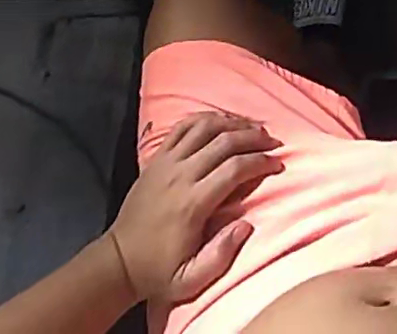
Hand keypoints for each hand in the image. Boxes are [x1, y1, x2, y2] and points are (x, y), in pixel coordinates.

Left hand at [106, 113, 281, 302]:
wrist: (120, 259)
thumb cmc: (159, 271)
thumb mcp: (191, 279)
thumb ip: (222, 254)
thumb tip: (247, 223)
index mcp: (193, 203)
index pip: (234, 169)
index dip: (260, 162)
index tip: (277, 163)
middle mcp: (181, 174)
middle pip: (224, 141)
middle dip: (253, 138)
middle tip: (273, 141)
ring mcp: (167, 160)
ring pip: (204, 126)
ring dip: (232, 122)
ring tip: (252, 127)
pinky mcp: (157, 155)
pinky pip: (183, 125)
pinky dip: (205, 117)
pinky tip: (221, 120)